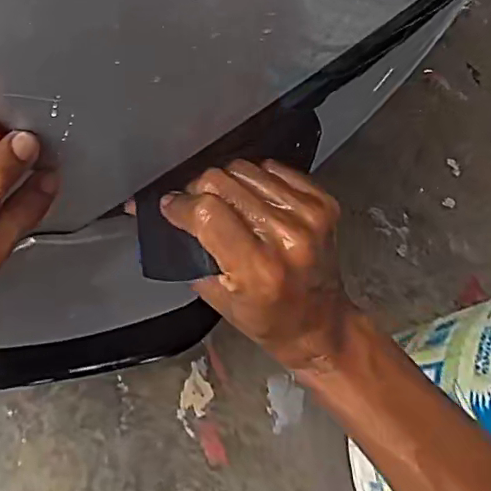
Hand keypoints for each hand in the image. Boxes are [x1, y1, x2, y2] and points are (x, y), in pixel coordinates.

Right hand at [161, 159, 357, 371]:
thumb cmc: (267, 317)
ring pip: (241, 167)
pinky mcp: (321, 202)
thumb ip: (191, 247)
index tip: (170, 207)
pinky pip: (270, 167)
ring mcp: (308, 217)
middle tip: (195, 207)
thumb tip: (168, 206)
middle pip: (219, 181)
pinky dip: (254, 178)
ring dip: (226, 183)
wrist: (321, 324)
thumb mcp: (215, 293)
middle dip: (197, 191)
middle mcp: (288, 239)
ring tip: (227, 205)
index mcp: (259, 270)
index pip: (206, 211)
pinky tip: (253, 200)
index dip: (179, 205)